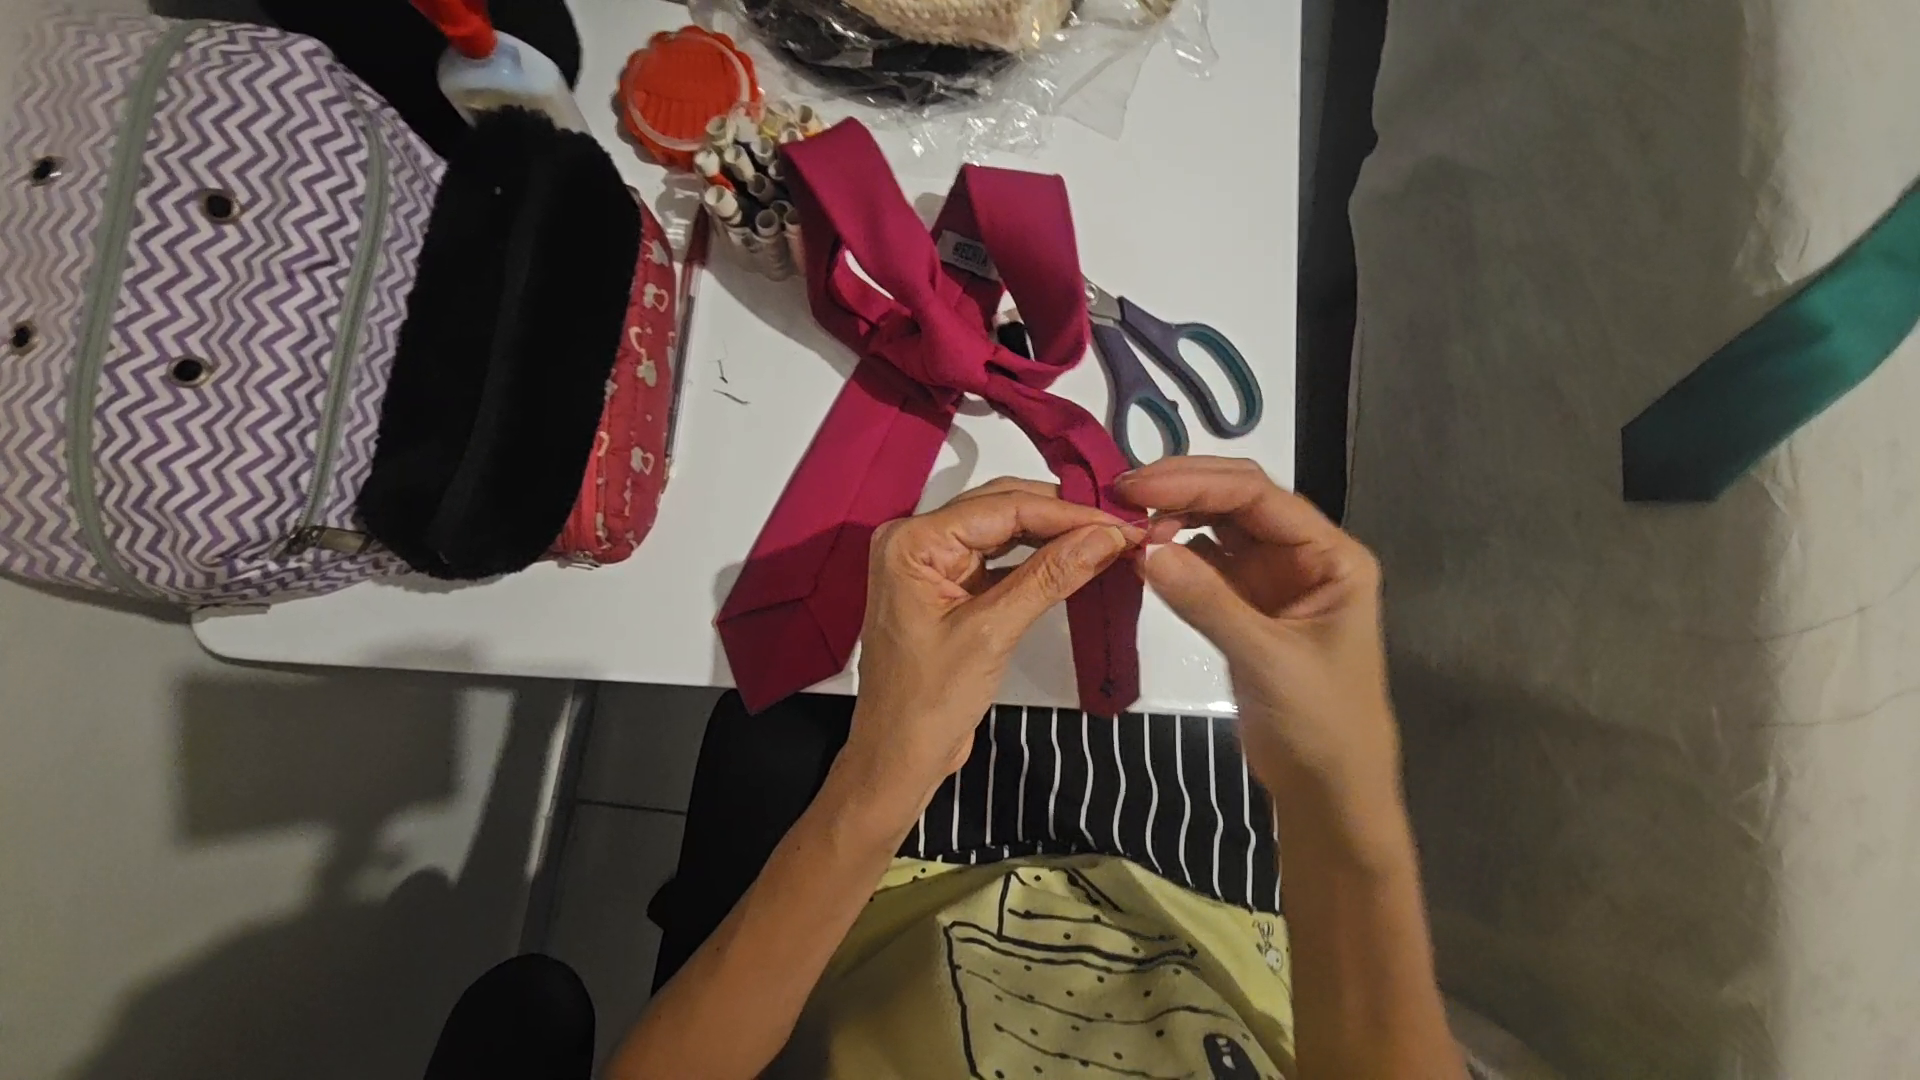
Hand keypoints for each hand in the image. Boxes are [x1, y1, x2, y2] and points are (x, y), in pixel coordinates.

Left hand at [846, 478, 1143, 815]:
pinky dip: (1034, 560)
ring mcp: (930, 562)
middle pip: (1000, 509)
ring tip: (1104, 540)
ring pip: (1001, 530)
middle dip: (1060, 516)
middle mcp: (917, 539)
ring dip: (1051, 535)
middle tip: (1118, 528)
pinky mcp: (946, 586)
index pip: (1001, 508)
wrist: (898, 756)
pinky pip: (996, 558)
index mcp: (913, 541)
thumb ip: (1049, 577)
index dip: (1066, 512)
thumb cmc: (931, 700)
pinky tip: (1072, 560)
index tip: (1121, 523)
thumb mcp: (992, 633)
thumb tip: (1108, 537)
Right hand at [1117, 458, 1399, 805]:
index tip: (1137, 488)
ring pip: (1218, 527)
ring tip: (1126, 520)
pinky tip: (1142, 553)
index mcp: (1330, 555)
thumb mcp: (1267, 658)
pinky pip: (1204, 563)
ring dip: (1174, 517)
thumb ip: (1207, 601)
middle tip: (1119, 495)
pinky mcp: (1244, 603)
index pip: (1258, 497)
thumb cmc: (1320, 722)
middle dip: (1181, 490)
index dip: (1197, 483)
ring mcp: (1271, 577)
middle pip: (1237, 501)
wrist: (1328, 787)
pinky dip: (1172, 553)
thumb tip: (1143, 550)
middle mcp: (1301, 554)